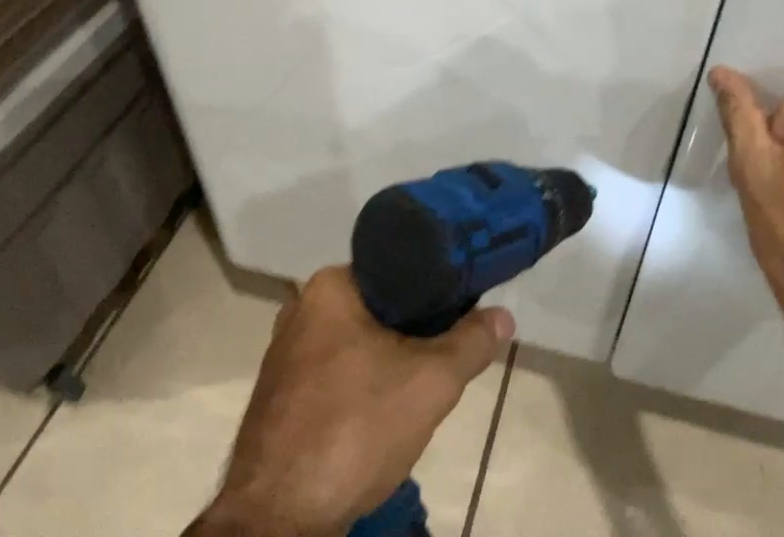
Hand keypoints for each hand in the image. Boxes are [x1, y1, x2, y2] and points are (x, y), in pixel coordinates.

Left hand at [189, 266, 513, 536]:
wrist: (281, 514)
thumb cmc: (355, 428)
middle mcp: (300, 310)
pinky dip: (362, 390)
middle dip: (416, 333)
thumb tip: (503, 316)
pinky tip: (381, 418)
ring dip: (391, 365)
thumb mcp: (431, 382)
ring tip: (421, 389)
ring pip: (359, 345)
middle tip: (448, 355)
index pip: (398, 270)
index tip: (466, 311)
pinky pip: (336, 376)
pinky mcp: (280, 396)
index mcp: (329, 287)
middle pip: (379, 309)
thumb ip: (471, 342)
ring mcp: (285, 355)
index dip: (438, 289)